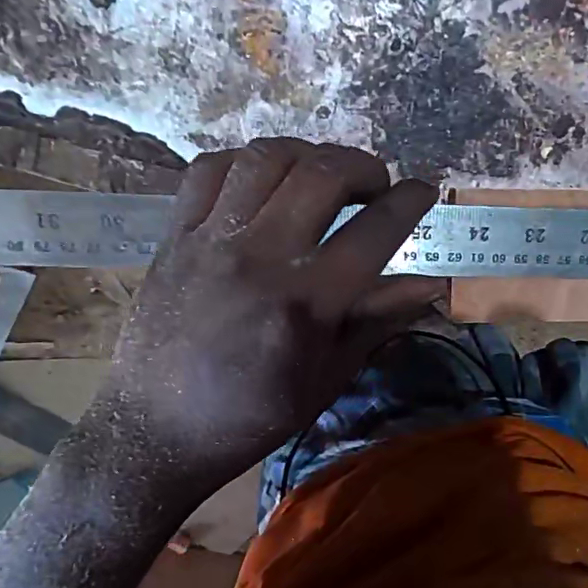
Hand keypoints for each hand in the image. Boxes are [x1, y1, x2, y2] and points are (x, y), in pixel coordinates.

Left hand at [95, 139, 442, 486]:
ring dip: (310, 155)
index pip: (375, 230)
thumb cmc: (254, 413)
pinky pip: (210, 169)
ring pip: (268, 158)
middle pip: (324, 175)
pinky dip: (247, 161)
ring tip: (323, 175)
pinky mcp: (175, 237)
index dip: (410, 201)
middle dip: (365, 167)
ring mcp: (212, 241)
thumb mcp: (330, 374)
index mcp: (306, 302)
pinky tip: (265, 180)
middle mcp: (260, 257)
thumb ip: (380, 318)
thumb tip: (431, 283)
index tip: (424, 190)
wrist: (156, 432)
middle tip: (375, 186)